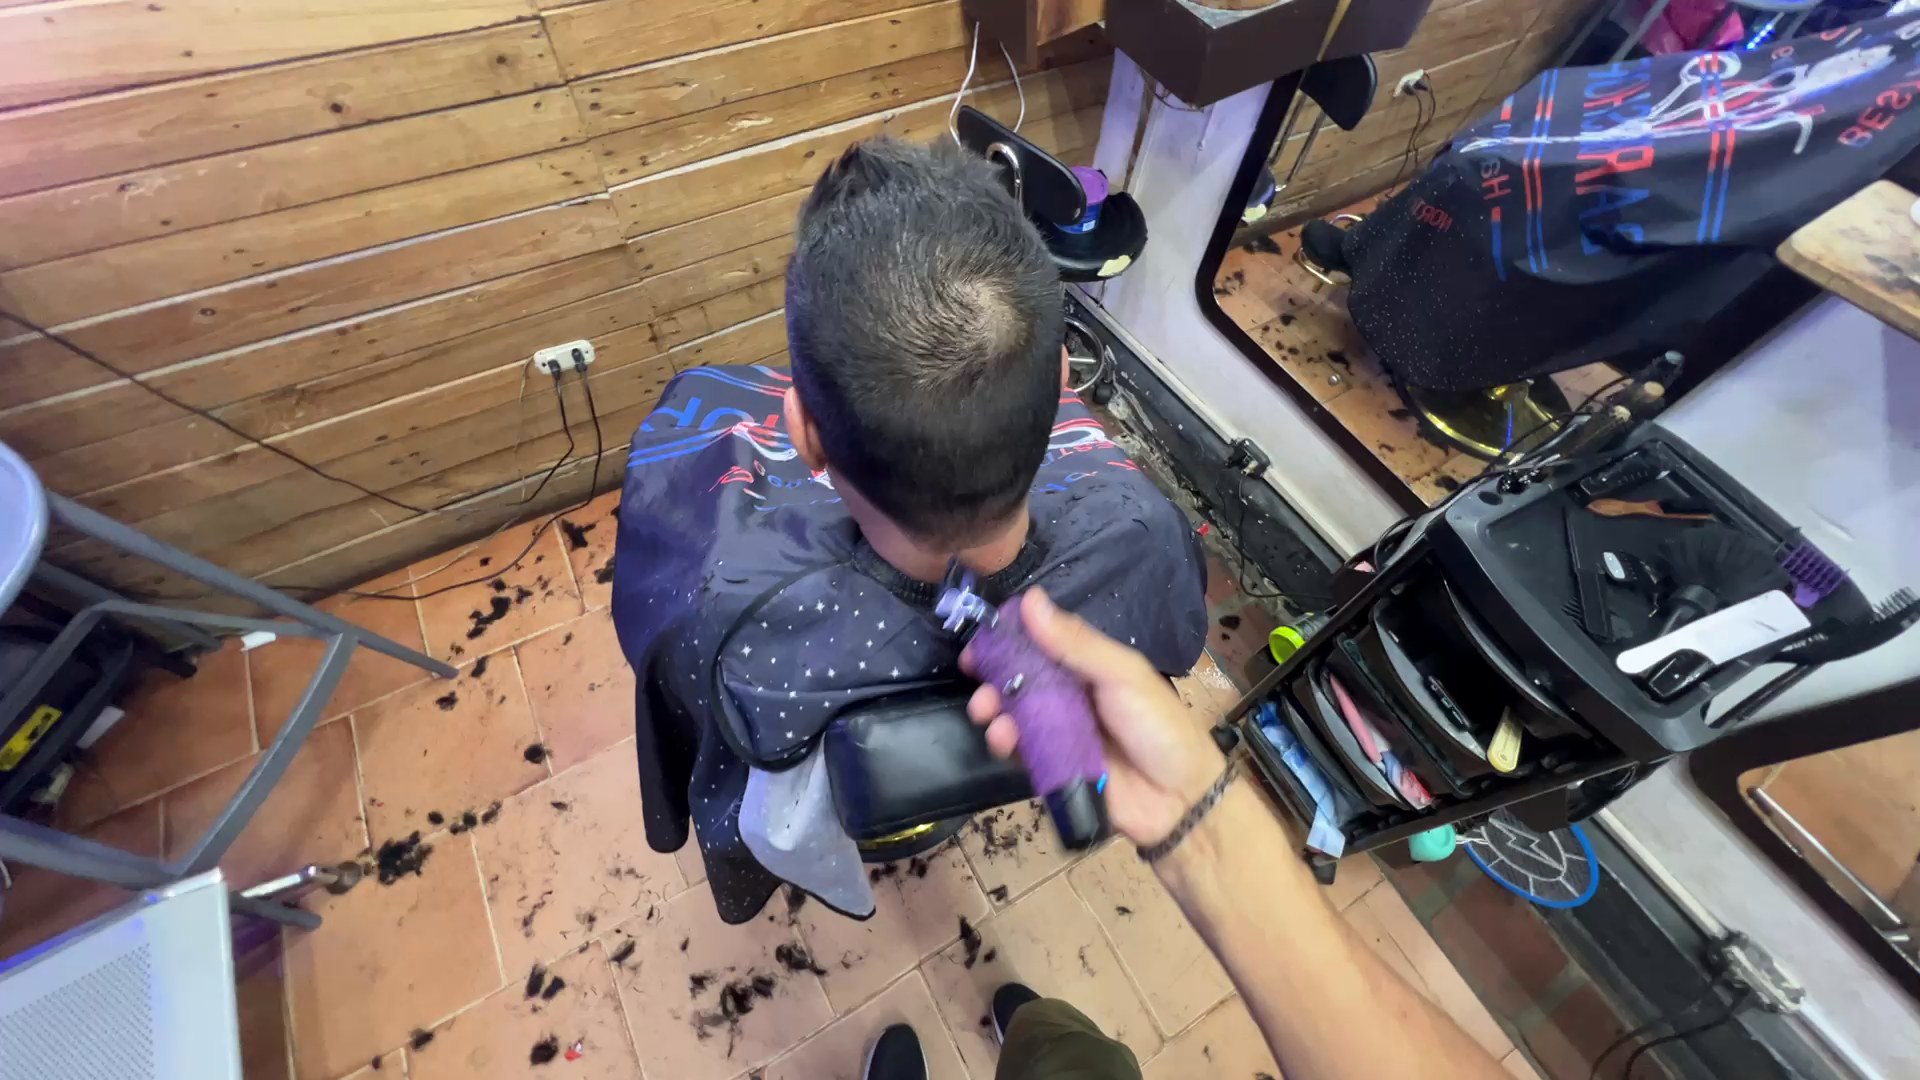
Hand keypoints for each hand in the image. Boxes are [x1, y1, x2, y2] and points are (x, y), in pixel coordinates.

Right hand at [963, 589, 1226, 846]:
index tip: (981, 633)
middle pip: (1017, 675)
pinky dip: (1003, 741)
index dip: (1008, 636)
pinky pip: (1017, 749)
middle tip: (972, 670)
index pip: (1039, 641)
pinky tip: (1002, 738)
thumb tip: (1030, 599)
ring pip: (1012, 711)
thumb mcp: (1121, 674)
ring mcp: (1055, 729)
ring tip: (985, 709)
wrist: (1179, 799)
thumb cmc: (1158, 725)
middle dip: (991, 672)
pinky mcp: (1048, 765)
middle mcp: (1066, 693)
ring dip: (992, 706)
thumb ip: (1075, 642)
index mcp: (1085, 665)